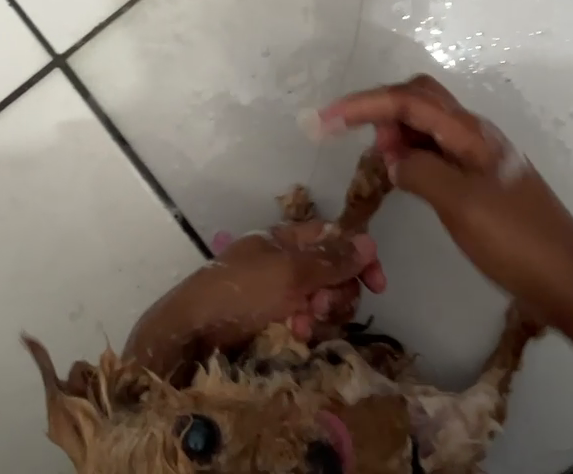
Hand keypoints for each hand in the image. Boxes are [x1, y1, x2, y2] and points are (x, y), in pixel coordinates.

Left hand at [124, 221, 384, 375]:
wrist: (195, 331)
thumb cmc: (240, 291)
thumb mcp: (289, 271)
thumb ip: (331, 260)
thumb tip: (369, 241)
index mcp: (286, 239)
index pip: (334, 238)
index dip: (359, 257)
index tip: (377, 285)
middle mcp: (286, 261)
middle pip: (334, 273)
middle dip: (337, 291)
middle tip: (320, 305)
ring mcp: (280, 292)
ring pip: (323, 300)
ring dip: (321, 312)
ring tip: (302, 323)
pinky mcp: (274, 319)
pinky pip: (306, 321)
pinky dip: (305, 326)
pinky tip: (295, 334)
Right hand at [318, 74, 572, 321]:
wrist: (572, 283)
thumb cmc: (517, 242)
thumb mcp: (460, 205)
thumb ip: (420, 172)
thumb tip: (394, 159)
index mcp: (470, 133)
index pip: (408, 100)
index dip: (364, 104)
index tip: (326, 120)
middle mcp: (474, 134)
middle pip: (419, 98)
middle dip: (380, 108)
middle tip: (351, 136)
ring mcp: (480, 156)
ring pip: (428, 124)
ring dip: (396, 131)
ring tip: (377, 161)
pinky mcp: (482, 180)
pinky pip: (437, 151)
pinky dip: (412, 154)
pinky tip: (402, 176)